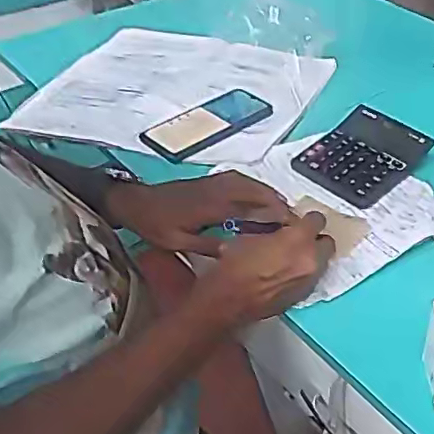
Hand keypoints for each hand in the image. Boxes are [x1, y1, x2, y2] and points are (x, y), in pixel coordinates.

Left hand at [106, 173, 291, 255]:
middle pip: (258, 193)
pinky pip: (244, 181)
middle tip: (296, 221)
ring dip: (272, 196)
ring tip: (286, 211)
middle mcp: (219, 190)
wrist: (138, 202)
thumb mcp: (180, 243)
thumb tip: (236, 253)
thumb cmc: (157, 226)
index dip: (274, 216)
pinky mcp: (214, 180)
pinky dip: (259, 189)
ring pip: (253, 185)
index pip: (251, 209)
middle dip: (279, 205)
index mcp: (212, 206)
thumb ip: (208, 246)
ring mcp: (216, 182)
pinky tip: (266, 199)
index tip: (291, 226)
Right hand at [189, 212, 334, 326]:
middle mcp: (311, 260)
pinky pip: (312, 279)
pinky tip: (288, 275)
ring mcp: (310, 280)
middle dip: (316, 240)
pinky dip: (304, 274)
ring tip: (293, 258)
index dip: (308, 220)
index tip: (301, 222)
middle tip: (300, 240)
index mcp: (299, 239)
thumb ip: (276, 230)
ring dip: (312, 258)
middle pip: (327, 243)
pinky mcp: (303, 296)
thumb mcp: (252, 236)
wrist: (230, 299)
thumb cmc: (235, 265)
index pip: (317, 220)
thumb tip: (283, 230)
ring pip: (322, 262)